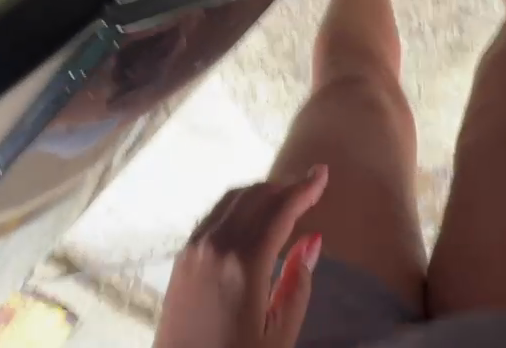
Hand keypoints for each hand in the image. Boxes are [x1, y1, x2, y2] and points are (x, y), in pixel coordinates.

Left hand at [153, 167, 328, 347]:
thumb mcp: (278, 337)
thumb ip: (297, 284)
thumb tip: (312, 239)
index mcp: (244, 264)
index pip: (280, 211)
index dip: (304, 189)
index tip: (323, 172)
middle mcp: (216, 244)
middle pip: (256, 196)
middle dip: (285, 187)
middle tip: (309, 187)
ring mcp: (195, 246)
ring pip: (232, 198)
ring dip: (261, 192)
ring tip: (285, 198)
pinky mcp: (182, 255)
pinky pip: (215, 213)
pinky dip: (239, 204)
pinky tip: (252, 216)